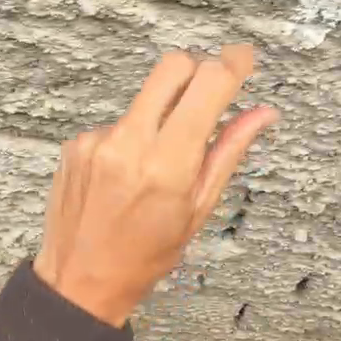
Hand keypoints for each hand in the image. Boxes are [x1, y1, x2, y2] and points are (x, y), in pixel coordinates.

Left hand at [33, 45, 278, 325]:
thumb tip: (263, 114)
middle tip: (210, 96)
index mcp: (168, 165)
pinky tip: (129, 172)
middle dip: (199, 70)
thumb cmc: (145, 256)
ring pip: (146, 94)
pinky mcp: (77, 142)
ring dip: (165, 109)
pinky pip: (119, 120)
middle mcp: (130, 144)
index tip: (245, 59)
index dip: (234, 64)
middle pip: (173, 66)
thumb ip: (228, 152)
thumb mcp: (198, 209)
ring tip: (162, 159)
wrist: (80, 281)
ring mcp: (98, 140)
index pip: (208, 85)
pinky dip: (135, 135)